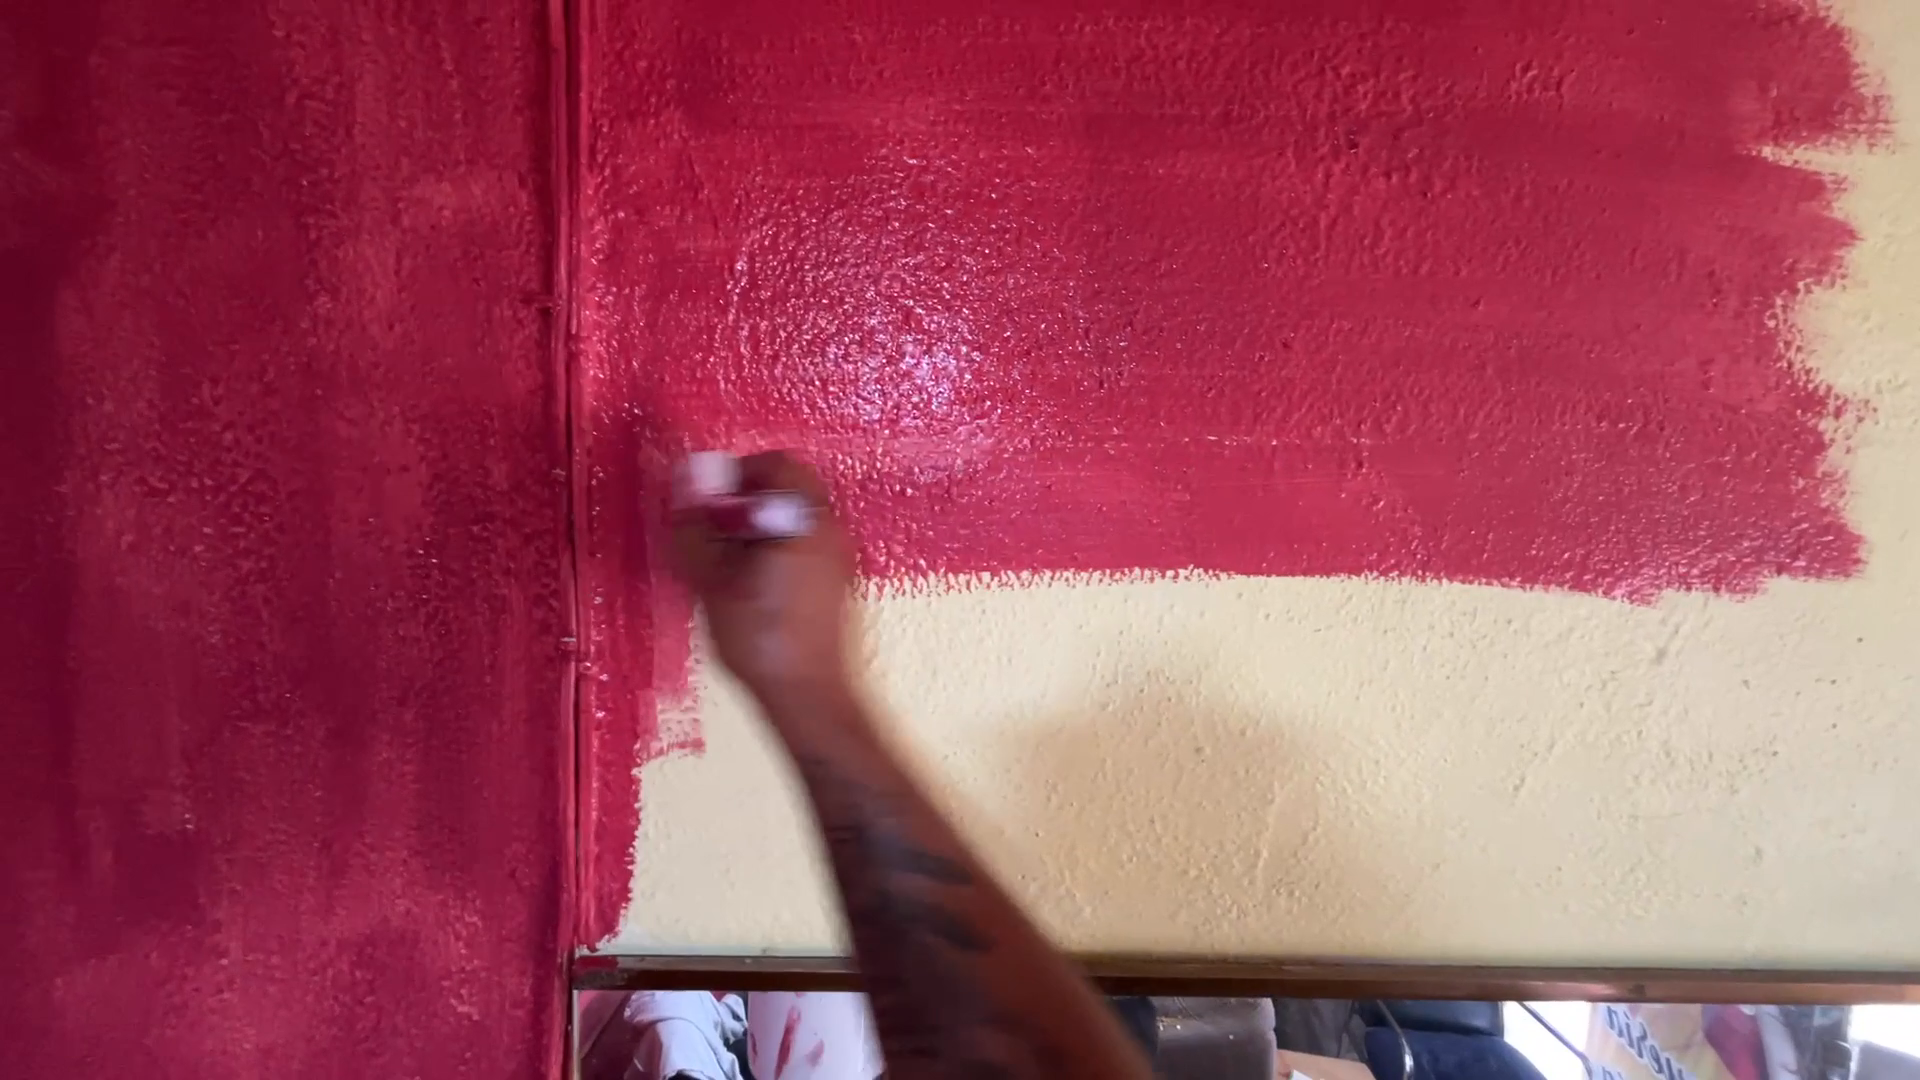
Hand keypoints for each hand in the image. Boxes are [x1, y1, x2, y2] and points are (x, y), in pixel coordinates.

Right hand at [671, 451, 857, 708]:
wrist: (807, 694)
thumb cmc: (764, 640)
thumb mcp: (711, 578)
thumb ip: (696, 524)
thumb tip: (686, 483)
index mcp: (806, 520)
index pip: (778, 463)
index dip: (738, 473)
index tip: (713, 498)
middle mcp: (832, 531)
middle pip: (791, 487)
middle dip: (749, 499)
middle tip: (717, 528)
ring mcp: (841, 557)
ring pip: (799, 517)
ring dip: (763, 525)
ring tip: (731, 560)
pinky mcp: (839, 582)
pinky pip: (808, 544)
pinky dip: (780, 548)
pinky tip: (754, 584)